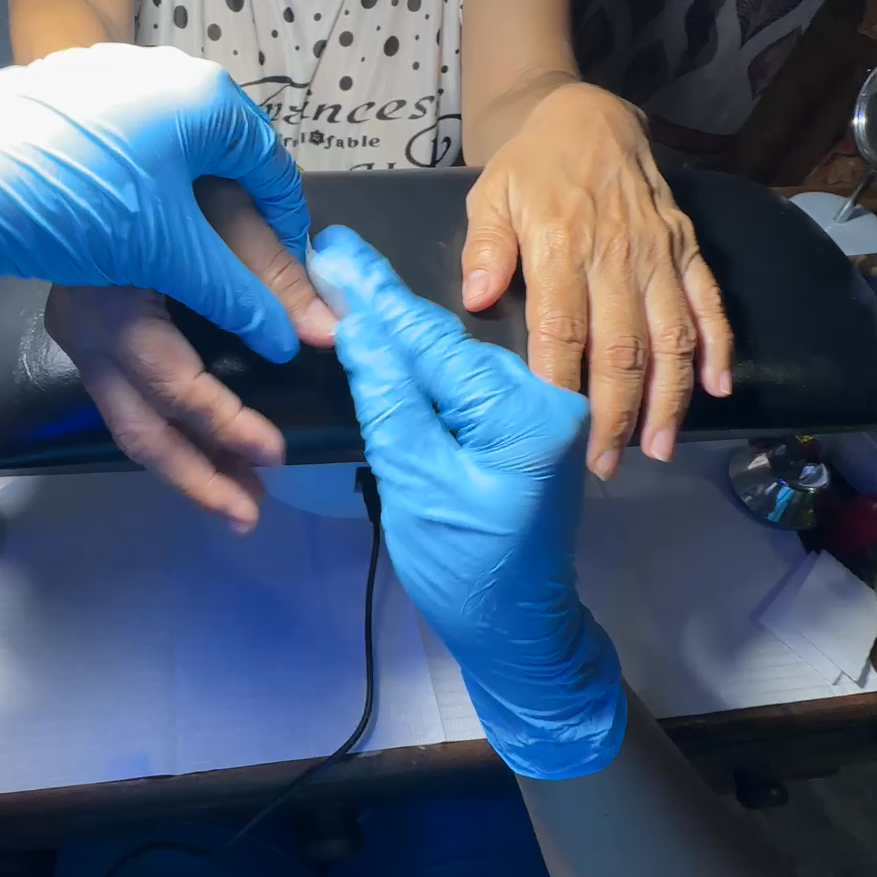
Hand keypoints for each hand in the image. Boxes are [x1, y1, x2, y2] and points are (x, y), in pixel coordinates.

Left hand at [0, 45, 307, 398]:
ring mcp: (114, 78)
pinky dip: (147, 190)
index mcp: (207, 97)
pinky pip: (136, 148)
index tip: (288, 280)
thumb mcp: (168, 250)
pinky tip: (128, 223)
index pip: (274, 169)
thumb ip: (238, 291)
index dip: (287, 231)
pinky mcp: (71, 96)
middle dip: (237, 223)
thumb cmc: (82, 202)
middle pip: (228, 161)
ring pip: (179, 155)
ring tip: (180, 255)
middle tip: (234, 274)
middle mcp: (168, 72)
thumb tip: (296, 340)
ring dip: (190, 208)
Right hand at [46, 182, 336, 532]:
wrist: (97, 148)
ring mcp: (77, 341)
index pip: (175, 381)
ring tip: (235, 504)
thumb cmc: (161, 163)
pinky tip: (206, 455)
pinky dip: (169, 437)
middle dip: (197, 476)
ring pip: (127, 426)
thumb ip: (276, 275)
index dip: (227, 423)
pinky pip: (124, 406)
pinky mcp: (84, 343)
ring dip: (184, 468)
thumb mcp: (225, 210)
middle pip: (138, 427)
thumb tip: (332, 335)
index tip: (275, 453)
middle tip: (247, 514)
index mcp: (117, 299)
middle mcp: (85, 331)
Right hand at [312, 226, 625, 779]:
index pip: (433, 340)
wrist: (515, 627)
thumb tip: (359, 328)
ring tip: (347, 296)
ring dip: (398, 337)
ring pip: (450, 360)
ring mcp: (539, 408)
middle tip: (331, 262)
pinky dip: (421, 370)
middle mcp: (545, 396)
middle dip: (383, 308)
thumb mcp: (414, 483)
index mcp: (524, 413)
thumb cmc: (463, 568)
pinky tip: (385, 347)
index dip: (376, 294)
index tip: (334, 250)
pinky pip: (461, 384)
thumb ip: (390, 398)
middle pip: (444, 343)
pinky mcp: (523, 423)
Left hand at [461, 82, 732, 477]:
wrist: (586, 117)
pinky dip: (718, 346)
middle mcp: (617, 256)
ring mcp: (659, 253)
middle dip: (614, 412)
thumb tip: (478, 299)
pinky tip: (717, 389)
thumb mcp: (489, 198)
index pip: (562, 328)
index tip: (557, 433)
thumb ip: (485, 249)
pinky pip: (709, 300)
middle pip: (621, 346)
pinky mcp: (687, 247)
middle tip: (604, 463)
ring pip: (672, 335)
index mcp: (561, 247)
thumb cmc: (528, 169)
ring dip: (668, 396)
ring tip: (657, 447)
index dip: (562, 384)